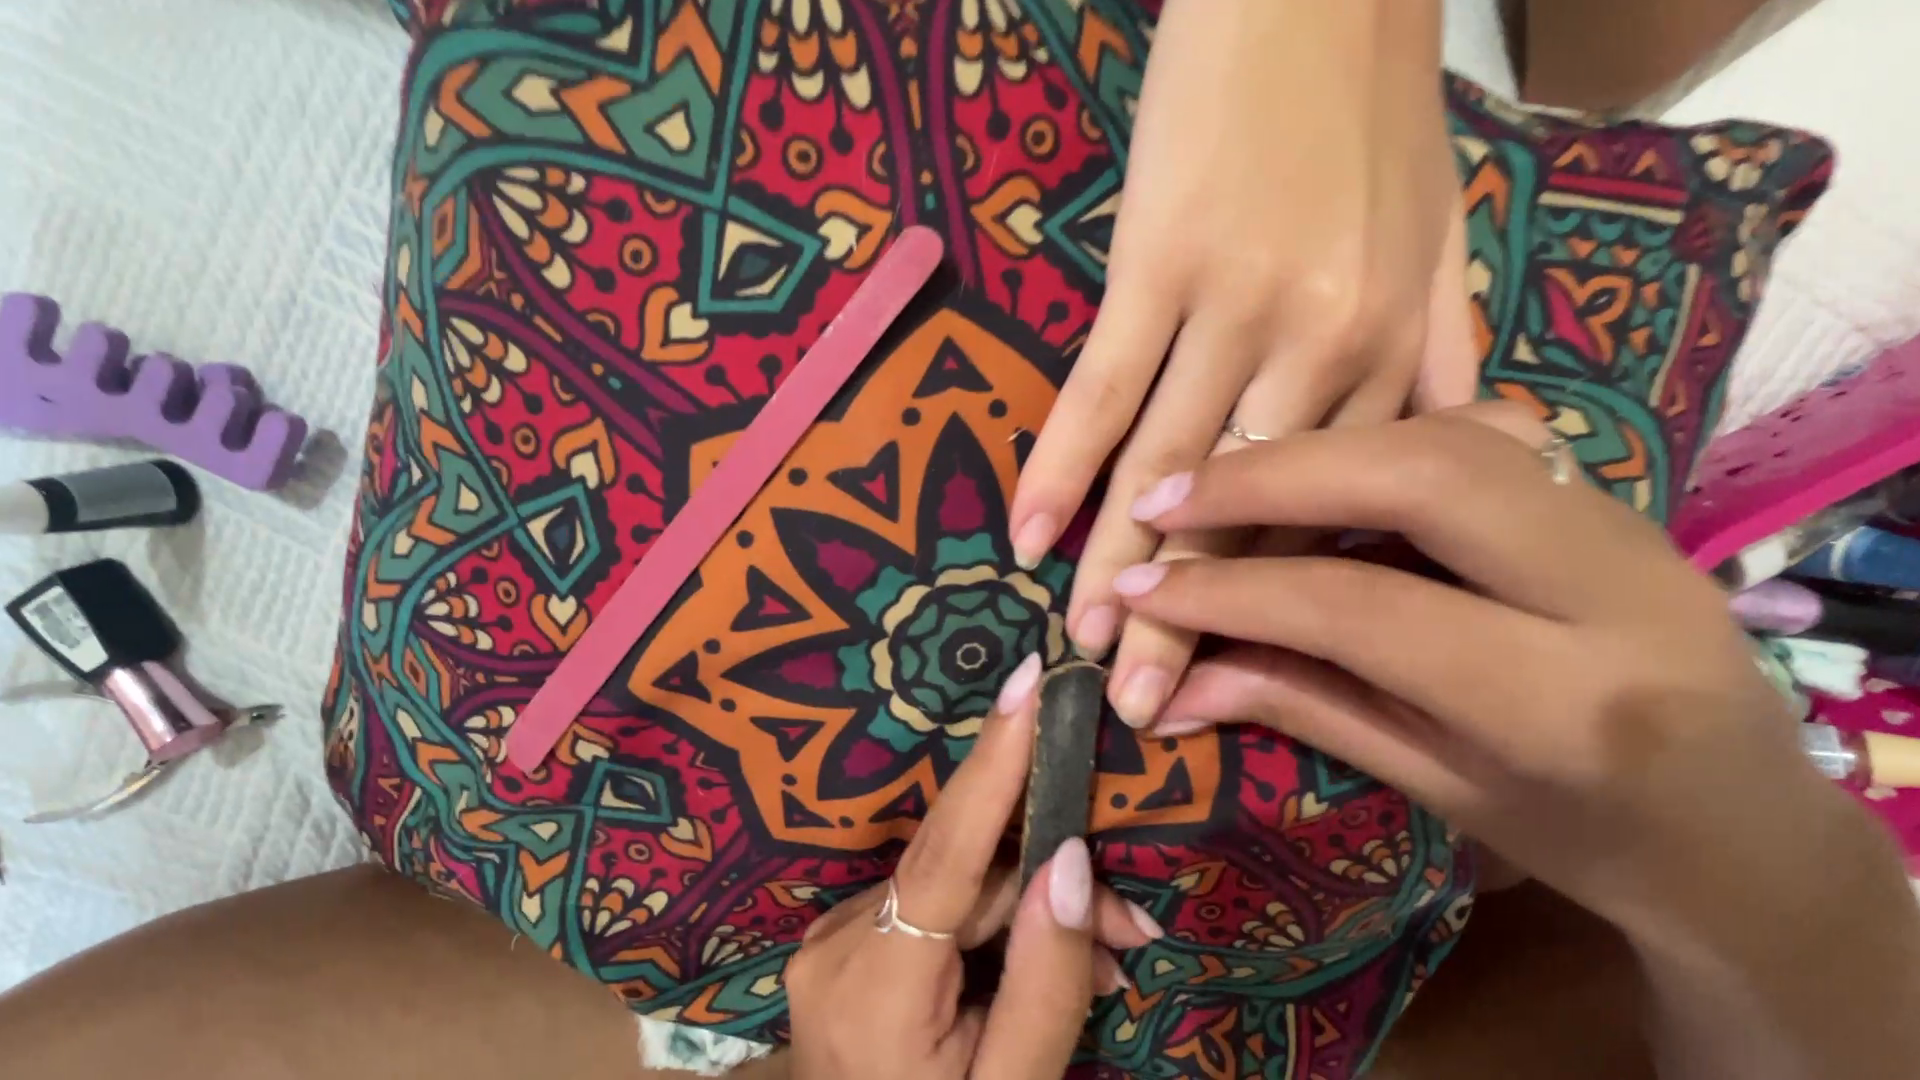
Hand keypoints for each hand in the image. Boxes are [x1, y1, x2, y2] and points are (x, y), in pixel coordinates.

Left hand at [784, 655, 1162, 1079]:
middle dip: (1045, 878)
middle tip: (1127, 922)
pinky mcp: (843, 942)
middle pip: (962, 872)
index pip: (944, 853)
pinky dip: (987, 918)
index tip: (1029, 683)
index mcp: (870, 988)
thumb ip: (1047, 978)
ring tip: (1095, 948)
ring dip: (1023, 904)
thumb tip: (1069, 857)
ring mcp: (829, 939)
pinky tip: (1029, 952)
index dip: (992, 762)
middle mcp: (833, 943)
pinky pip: (930, 905)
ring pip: (952, 884)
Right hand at [1008, 0, 1475, 730]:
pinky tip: (1028, 533)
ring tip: (1081, 646)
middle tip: (1141, 708)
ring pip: (1169, 467)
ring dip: (1119, 567)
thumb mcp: (1440, 240)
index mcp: (1394, 353)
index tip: (1231, 675)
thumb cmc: (1372, 117)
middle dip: (1190, 620)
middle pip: (1247, 515)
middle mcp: (1323, 348)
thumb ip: (1444, 352)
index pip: (1324, 514)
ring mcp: (1236, 306)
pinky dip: (1061, 461)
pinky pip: (1103, 384)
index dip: (1271, 604)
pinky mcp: (1159, 262)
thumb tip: (1463, 440)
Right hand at [1110, 404, 1856, 946]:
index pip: (1359, 608)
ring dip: (1315, 444)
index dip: (1233, 592)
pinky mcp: (1604, 489)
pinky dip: (1381, 430)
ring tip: (1218, 471)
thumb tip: (1170, 688)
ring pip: (1445, 431)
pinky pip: (1481, 426)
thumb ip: (1306, 711)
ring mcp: (1618, 519)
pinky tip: (1322, 455)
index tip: (1141, 589)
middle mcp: (1606, 585)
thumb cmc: (1591, 839)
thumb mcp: (1439, 790)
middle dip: (1268, 478)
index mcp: (1562, 698)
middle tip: (1164, 497)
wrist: (1749, 829)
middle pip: (1412, 477)